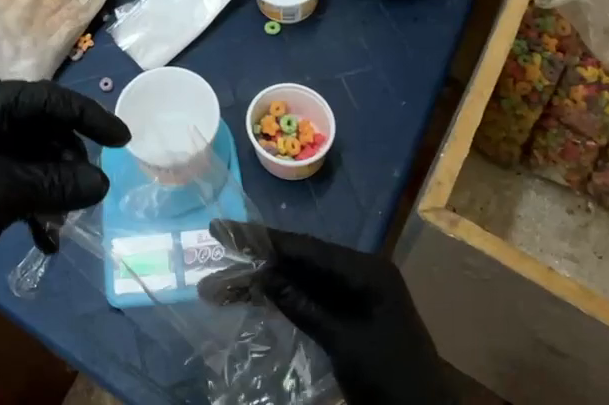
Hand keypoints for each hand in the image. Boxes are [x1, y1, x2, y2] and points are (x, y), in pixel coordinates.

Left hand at [0, 81, 130, 369]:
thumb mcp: (4, 194)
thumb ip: (57, 184)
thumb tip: (103, 183)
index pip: (41, 98)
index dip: (84, 115)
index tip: (122, 139)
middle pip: (37, 128)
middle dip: (67, 157)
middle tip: (90, 187)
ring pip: (29, 159)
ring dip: (53, 186)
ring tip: (66, 216)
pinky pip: (14, 185)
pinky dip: (34, 205)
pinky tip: (47, 237)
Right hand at [212, 222, 451, 403]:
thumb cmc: (392, 378)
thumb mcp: (344, 343)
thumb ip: (303, 306)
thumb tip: (261, 274)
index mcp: (367, 270)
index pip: (306, 248)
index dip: (263, 239)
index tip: (223, 230)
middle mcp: (361, 273)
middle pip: (300, 260)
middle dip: (257, 262)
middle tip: (215, 257)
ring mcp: (357, 295)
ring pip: (301, 279)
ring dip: (264, 282)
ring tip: (221, 286)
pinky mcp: (351, 316)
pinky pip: (310, 298)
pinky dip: (282, 299)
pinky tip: (255, 298)